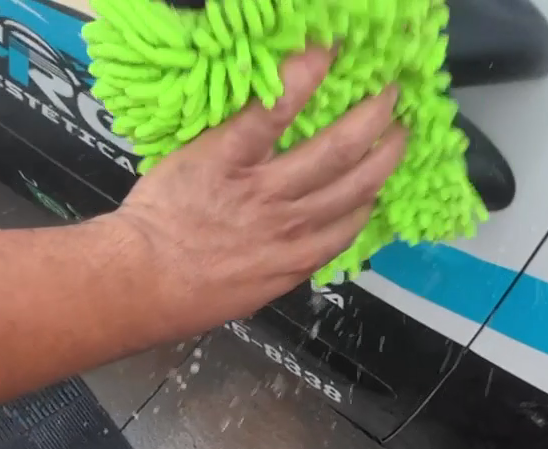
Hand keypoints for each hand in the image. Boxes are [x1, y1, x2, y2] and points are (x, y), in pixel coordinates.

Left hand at [106, 48, 405, 332]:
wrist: (148, 281)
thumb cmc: (193, 294)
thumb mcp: (253, 292)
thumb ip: (283, 265)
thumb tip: (300, 246)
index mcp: (299, 258)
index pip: (352, 223)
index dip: (373, 193)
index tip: (383, 172)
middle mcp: (293, 223)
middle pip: (356, 180)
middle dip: (386, 149)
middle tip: (399, 120)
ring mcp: (264, 190)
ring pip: (332, 150)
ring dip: (365, 117)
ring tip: (383, 92)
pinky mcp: (229, 157)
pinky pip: (272, 115)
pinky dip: (299, 81)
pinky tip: (323, 55)